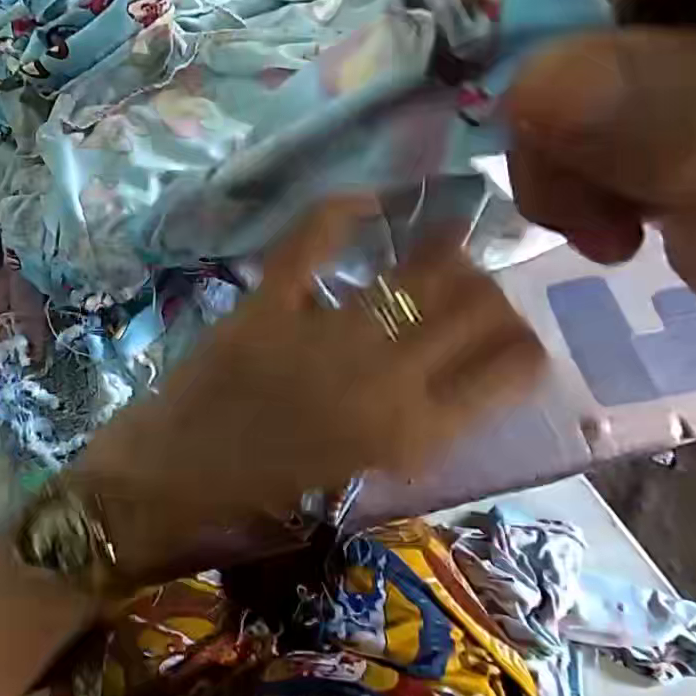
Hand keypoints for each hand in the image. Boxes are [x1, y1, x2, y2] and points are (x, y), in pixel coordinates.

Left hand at [75, 199, 544, 580]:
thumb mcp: (357, 475)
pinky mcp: (266, 309)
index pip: (510, 372)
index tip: (517, 330)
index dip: (527, 342)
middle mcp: (385, 382)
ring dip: (443, 247)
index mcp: (412, 437)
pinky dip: (342, 211)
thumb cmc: (259, 493)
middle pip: (476, 307)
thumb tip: (455, 374)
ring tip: (445, 240)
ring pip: (418, 269)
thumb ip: (414, 428)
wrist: (169, 482)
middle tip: (476, 282)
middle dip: (491, 288)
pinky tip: (368, 202)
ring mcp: (323, 339)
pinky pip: (314, 239)